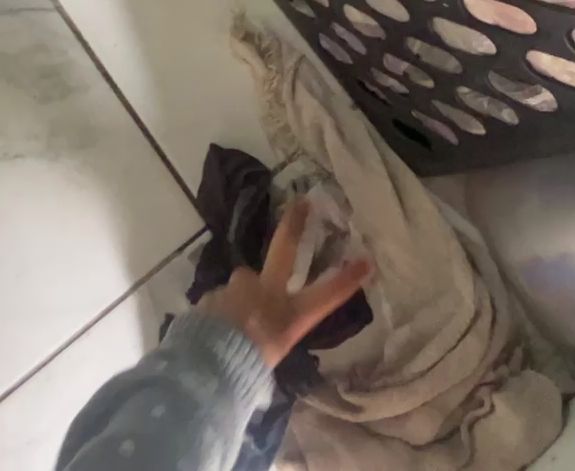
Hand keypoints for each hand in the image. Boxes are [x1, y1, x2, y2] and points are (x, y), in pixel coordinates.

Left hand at [201, 198, 373, 366]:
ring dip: (242, 296)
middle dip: (295, 224)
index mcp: (289, 316)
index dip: (348, 279)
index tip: (367, 262)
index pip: (326, 297)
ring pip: (243, 285)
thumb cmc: (246, 372)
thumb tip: (262, 323)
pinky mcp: (214, 291)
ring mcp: (238, 287)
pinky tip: (215, 328)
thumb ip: (273, 331)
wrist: (207, 368)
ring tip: (232, 325)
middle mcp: (266, 292)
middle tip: (301, 202)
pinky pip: (221, 300)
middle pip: (285, 249)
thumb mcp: (273, 355)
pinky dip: (221, 310)